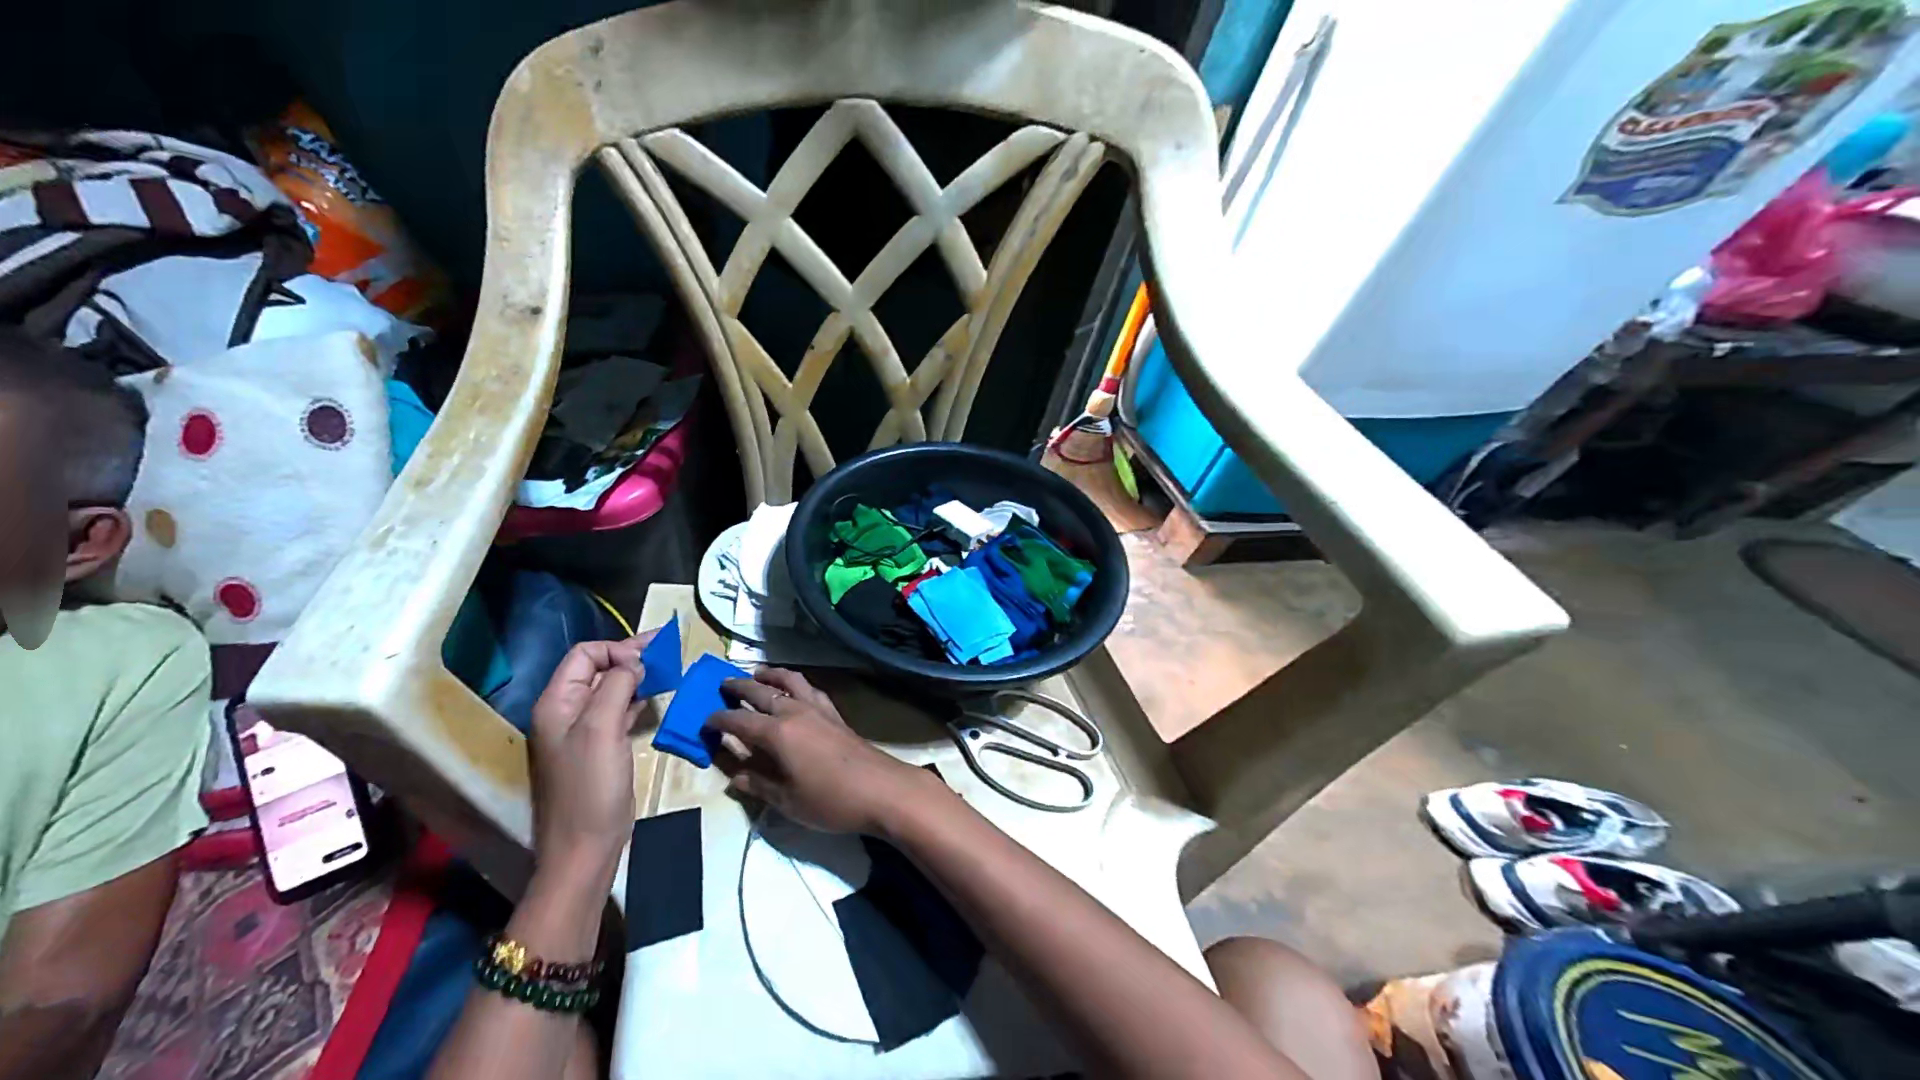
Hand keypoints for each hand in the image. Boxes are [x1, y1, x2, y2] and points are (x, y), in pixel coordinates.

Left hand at [528, 632, 655, 879]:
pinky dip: (636, 698)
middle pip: (598, 668)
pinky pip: (617, 710)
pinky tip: (655, 696)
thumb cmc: (591, 787)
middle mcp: (566, 712)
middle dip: (631, 656)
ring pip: (610, 688)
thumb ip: (617, 686)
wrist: (584, 848)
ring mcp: (583, 731)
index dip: (618, 650)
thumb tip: (635, 662)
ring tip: (667, 669)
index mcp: (557, 703)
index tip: (652, 658)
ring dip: (637, 675)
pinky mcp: (600, 748)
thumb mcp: (602, 729)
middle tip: (668, 650)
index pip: (585, 655)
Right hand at [707, 668, 942, 834]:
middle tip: (722, 685)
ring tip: (757, 674)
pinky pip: (810, 689)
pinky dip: (796, 683)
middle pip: (761, 692)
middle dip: (738, 687)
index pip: (738, 721)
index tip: (704, 723)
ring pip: (789, 681)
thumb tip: (735, 775)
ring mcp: (818, 709)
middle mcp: (795, 712)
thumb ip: (758, 784)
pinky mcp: (835, 714)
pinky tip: (795, 690)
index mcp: (777, 733)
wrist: (881, 789)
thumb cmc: (830, 800)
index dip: (718, 721)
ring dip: (770, 675)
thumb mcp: (786, 800)